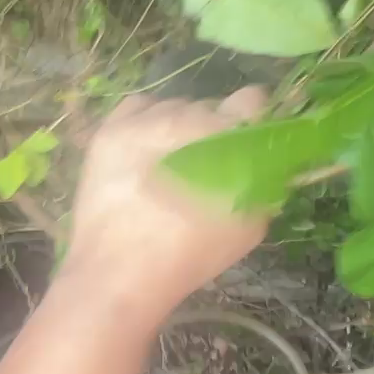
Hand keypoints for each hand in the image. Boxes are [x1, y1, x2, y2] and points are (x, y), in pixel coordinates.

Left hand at [59, 88, 269, 326]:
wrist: (120, 272)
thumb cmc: (189, 254)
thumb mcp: (247, 227)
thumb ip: (263, 188)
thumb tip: (264, 171)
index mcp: (223, 134)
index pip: (251, 101)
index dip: (253, 119)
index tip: (249, 140)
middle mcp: (183, 115)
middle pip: (208, 106)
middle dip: (213, 130)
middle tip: (207, 164)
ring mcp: (142, 121)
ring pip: (172, 107)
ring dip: (178, 127)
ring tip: (170, 160)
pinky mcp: (109, 131)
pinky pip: (137, 108)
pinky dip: (146, 122)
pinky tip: (146, 148)